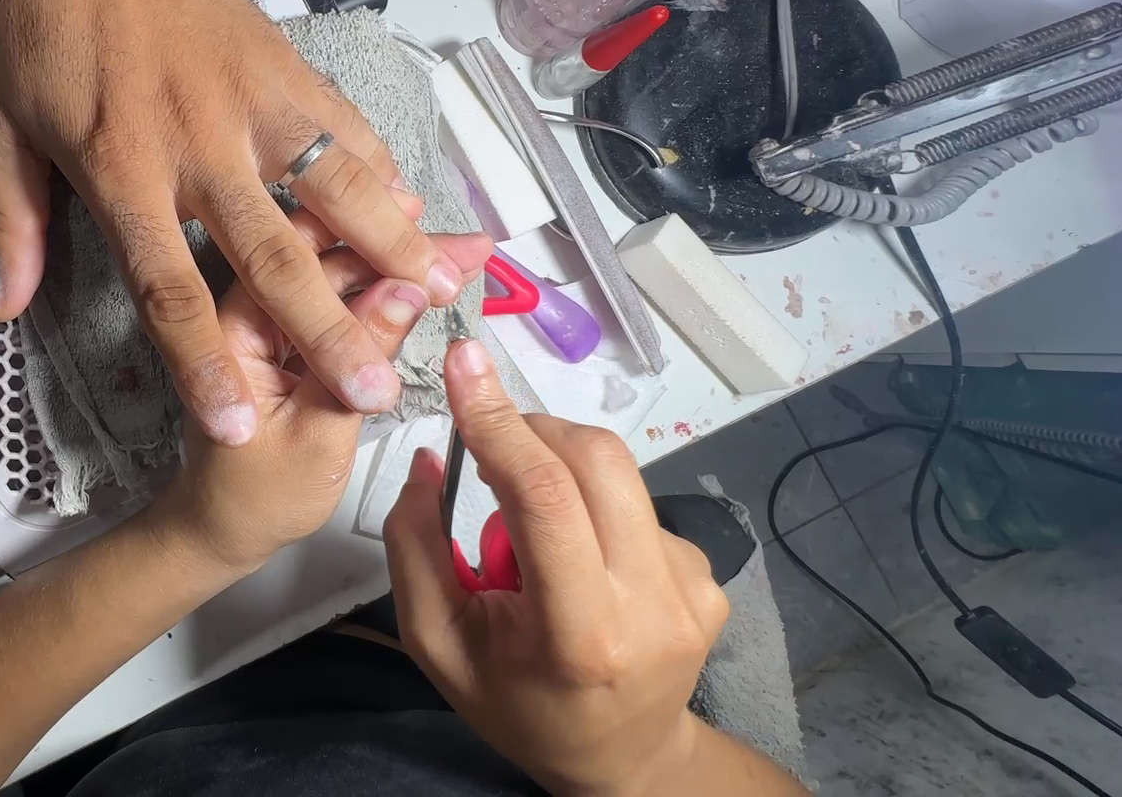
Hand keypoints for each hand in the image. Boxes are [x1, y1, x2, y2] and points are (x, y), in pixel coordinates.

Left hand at [0, 0, 462, 447]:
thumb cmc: (35, 17)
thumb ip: (12, 222)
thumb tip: (2, 306)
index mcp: (120, 170)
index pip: (169, 287)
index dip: (204, 364)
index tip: (240, 428)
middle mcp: (195, 145)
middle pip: (269, 252)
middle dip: (322, 328)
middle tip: (372, 392)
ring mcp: (249, 101)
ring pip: (331, 184)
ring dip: (386, 243)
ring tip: (435, 296)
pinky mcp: (281, 62)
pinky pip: (342, 121)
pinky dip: (381, 165)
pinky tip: (411, 203)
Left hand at [144, 205, 493, 576]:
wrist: (228, 525)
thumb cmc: (261, 492)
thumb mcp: (318, 430)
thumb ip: (359, 358)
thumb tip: (408, 289)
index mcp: (235, 324)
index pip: (301, 260)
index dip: (369, 243)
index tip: (431, 241)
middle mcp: (247, 307)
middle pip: (327, 258)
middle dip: (398, 248)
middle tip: (468, 248)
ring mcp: (271, 319)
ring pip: (339, 275)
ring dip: (399, 264)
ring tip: (463, 255)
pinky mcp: (292, 334)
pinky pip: (340, 302)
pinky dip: (384, 291)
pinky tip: (425, 279)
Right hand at [383, 340, 731, 796]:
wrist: (624, 760)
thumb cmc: (516, 704)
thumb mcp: (434, 638)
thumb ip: (414, 543)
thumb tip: (432, 458)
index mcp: (579, 631)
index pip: (544, 497)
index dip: (499, 421)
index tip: (465, 364)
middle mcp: (653, 603)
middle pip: (595, 460)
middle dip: (527, 428)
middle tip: (487, 450)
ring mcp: (693, 586)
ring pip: (615, 469)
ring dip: (553, 467)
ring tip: (529, 531)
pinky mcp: (707, 575)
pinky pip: (632, 500)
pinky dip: (586, 502)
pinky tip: (576, 552)